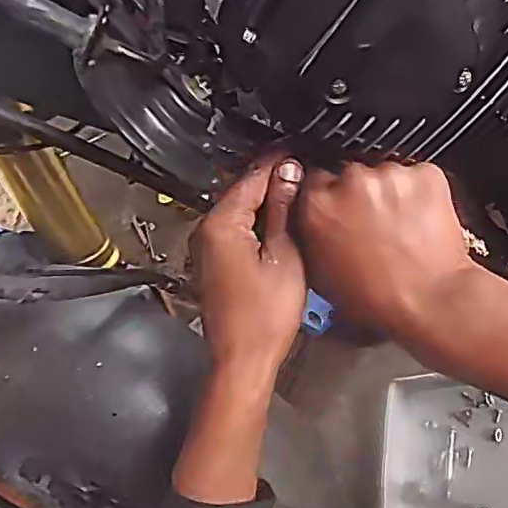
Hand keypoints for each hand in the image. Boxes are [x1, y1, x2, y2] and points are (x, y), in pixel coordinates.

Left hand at [192, 152, 306, 376]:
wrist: (244, 358)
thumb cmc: (264, 316)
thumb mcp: (285, 256)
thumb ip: (285, 211)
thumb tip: (288, 175)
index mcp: (221, 225)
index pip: (251, 178)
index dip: (276, 161)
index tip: (295, 149)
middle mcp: (206, 231)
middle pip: (241, 190)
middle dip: (271, 177)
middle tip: (301, 166)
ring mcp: (207, 248)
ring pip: (239, 209)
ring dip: (265, 198)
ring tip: (296, 188)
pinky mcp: (214, 262)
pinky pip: (236, 228)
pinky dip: (257, 219)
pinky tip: (280, 220)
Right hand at [296, 162, 507, 403]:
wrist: (431, 301)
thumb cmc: (379, 299)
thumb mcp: (322, 274)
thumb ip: (312, 234)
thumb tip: (313, 219)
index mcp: (318, 205)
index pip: (314, 180)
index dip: (329, 198)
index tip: (341, 211)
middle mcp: (351, 181)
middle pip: (350, 176)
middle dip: (360, 197)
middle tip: (374, 227)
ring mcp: (390, 175)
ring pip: (385, 176)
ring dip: (390, 195)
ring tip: (401, 230)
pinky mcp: (425, 175)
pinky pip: (418, 178)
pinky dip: (419, 194)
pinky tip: (419, 223)